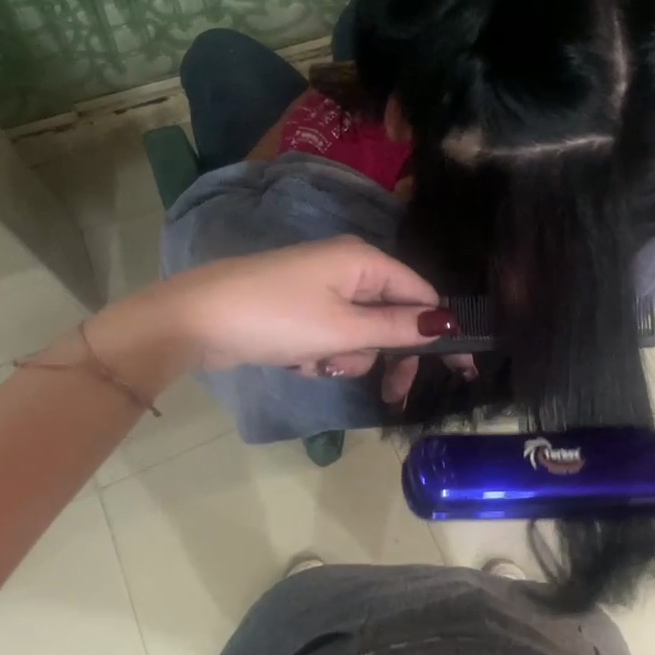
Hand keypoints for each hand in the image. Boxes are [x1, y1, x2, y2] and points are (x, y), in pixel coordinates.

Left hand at [83, 237, 454, 387]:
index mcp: (364, 261)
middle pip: (392, 315)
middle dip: (384, 353)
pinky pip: (330, 334)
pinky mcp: (298, 307)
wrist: (194, 320)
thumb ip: (397, 328)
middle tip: (389, 394)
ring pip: (360, 332)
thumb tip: (446, 323)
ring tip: (314, 362)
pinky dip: (321, 353)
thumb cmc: (275, 318)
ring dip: (345, 356)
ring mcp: (320, 286)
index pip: (422, 295)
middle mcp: (347, 267)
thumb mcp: (342, 329)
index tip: (459, 371)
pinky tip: (296, 360)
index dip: (441, 332)